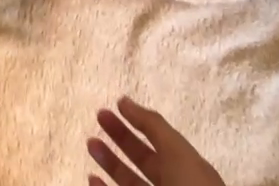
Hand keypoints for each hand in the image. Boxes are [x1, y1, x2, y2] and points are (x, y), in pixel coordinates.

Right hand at [88, 98, 226, 185]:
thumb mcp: (179, 154)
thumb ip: (153, 127)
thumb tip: (125, 101)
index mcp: (188, 172)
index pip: (161, 143)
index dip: (139, 122)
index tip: (116, 104)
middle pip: (144, 160)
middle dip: (121, 137)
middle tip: (99, 115)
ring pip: (129, 183)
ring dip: (109, 162)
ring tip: (90, 143)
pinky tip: (91, 179)